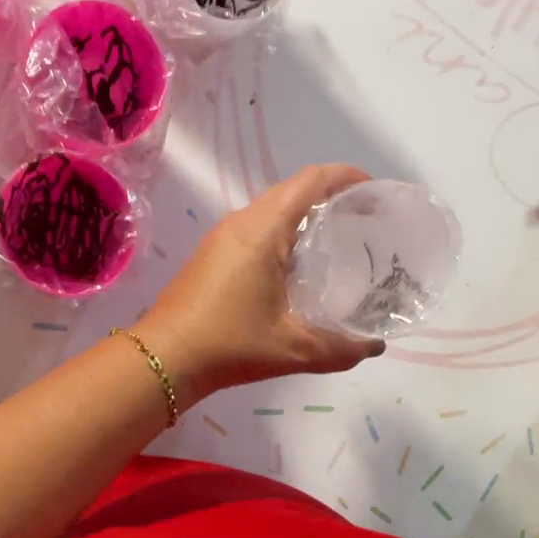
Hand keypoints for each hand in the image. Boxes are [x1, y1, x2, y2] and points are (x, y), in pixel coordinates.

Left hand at [134, 165, 386, 407]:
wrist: (164, 360)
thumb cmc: (230, 345)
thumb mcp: (293, 349)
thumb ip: (340, 347)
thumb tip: (375, 346)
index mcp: (263, 230)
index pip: (311, 181)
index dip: (346, 177)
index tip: (374, 193)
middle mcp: (241, 223)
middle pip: (292, 191)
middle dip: (330, 196)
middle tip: (363, 222)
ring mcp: (222, 238)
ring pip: (272, 211)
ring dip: (305, 217)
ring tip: (337, 243)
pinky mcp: (212, 256)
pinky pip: (256, 230)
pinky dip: (284, 235)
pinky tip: (299, 268)